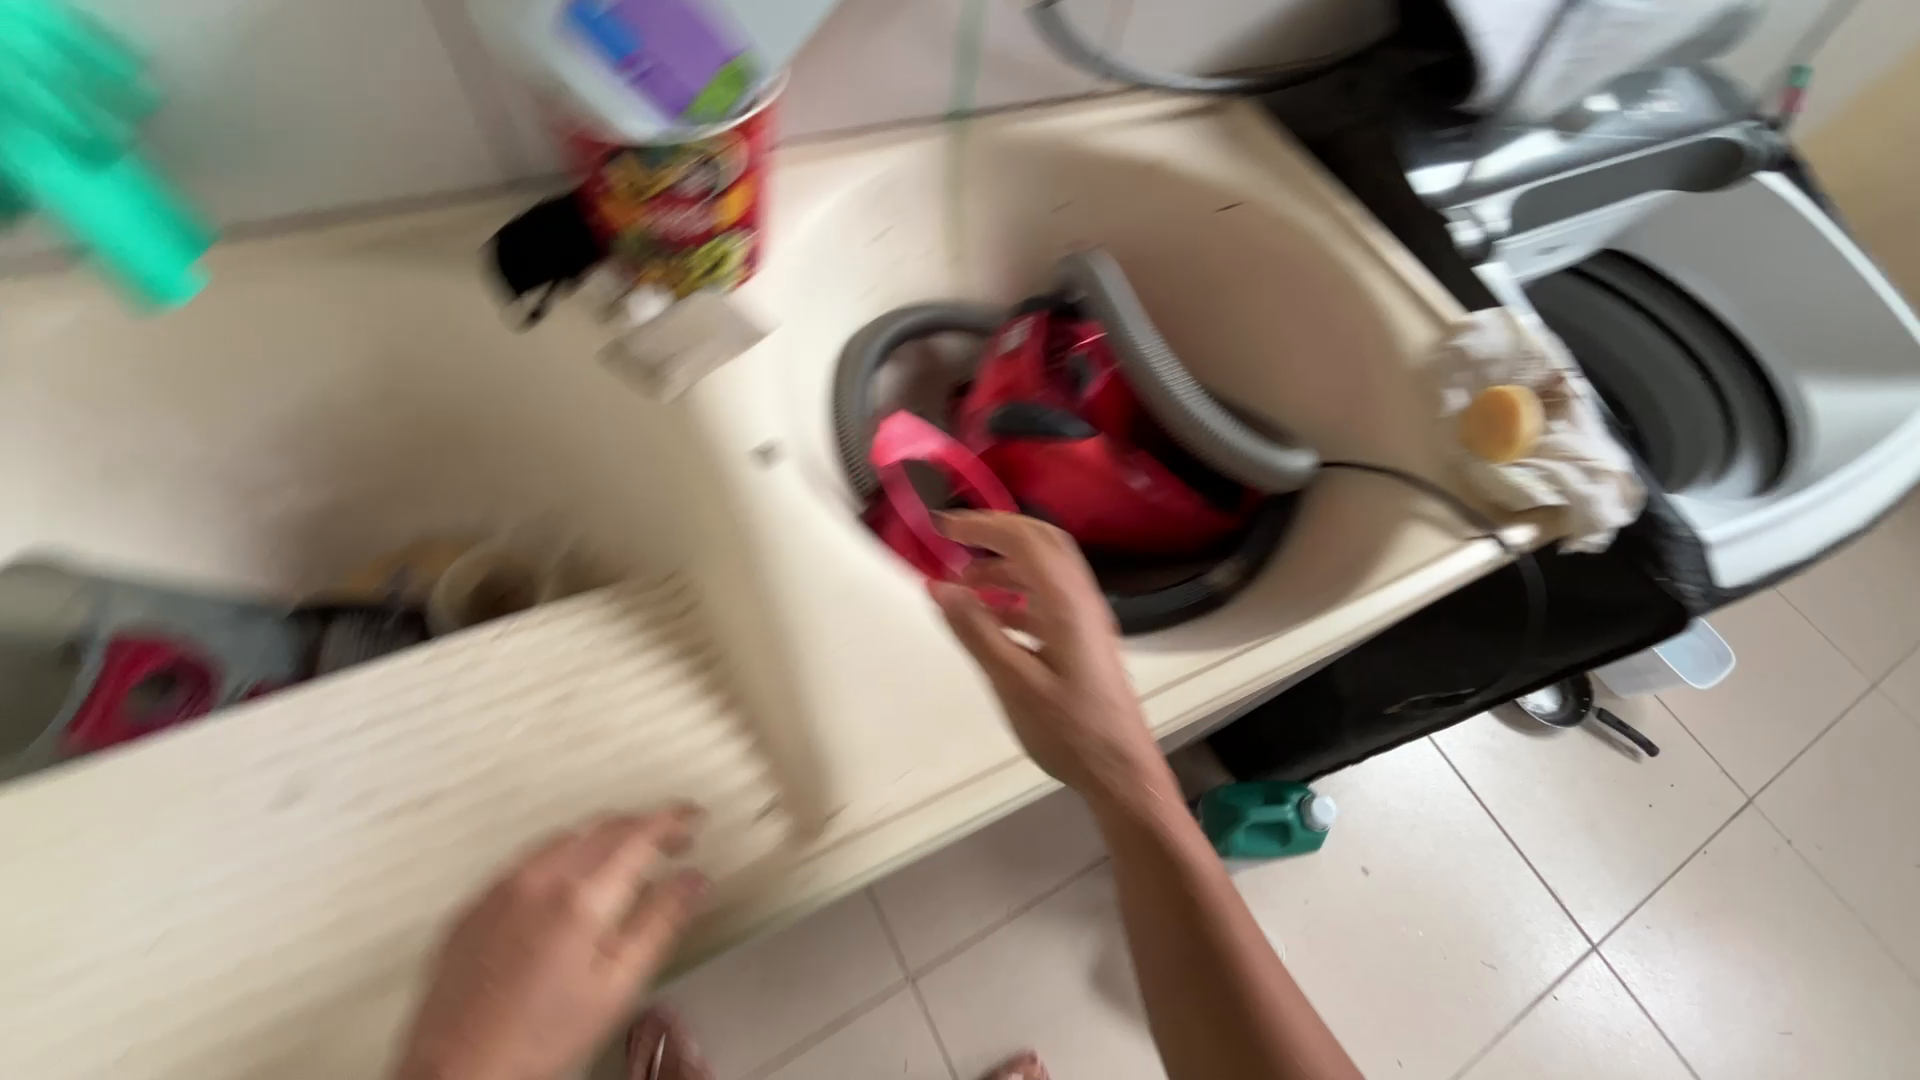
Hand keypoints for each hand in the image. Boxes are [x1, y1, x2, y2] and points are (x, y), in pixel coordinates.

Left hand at [394, 806, 710, 1079]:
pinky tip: (573, 885)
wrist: (454, 1076)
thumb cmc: (538, 1041)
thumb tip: (695, 880)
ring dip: (605, 838)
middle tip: (674, 843)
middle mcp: (539, 880)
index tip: (695, 816)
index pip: (640, 834)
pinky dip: (565, 857)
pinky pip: (529, 859)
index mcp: (581, 898)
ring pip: (567, 837)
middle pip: (605, 827)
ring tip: (627, 862)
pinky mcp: (476, 904)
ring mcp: (502, 889)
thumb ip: (662, 922)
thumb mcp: (618, 986)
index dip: (674, 819)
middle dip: (646, 826)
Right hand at [930, 511, 1176, 806]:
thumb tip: (937, 586)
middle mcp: (1081, 600)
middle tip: (955, 540)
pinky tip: (991, 620)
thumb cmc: (1069, 730)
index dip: (982, 525)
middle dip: (997, 533)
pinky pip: (1048, 600)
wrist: (1121, 771)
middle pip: (1042, 543)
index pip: (1024, 540)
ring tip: (964, 585)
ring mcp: (1086, 620)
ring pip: (1046, 571)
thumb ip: (976, 631)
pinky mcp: (1084, 641)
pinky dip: (1016, 597)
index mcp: (1066, 602)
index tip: (942, 527)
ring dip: (1005, 566)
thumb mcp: (1013, 682)